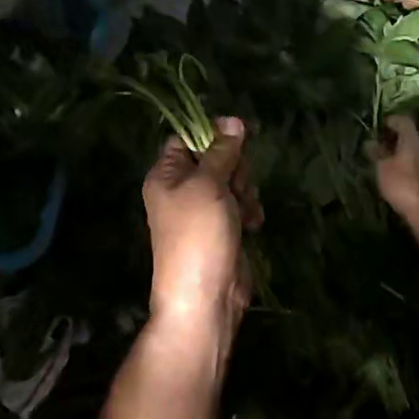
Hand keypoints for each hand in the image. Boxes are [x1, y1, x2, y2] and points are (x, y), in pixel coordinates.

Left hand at [141, 116, 255, 333]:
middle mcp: (181, 188)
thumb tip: (233, 120)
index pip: (187, 138)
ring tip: (244, 211)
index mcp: (166, 174)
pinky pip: (239, 204)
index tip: (238, 138)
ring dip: (245, 191)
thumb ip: (222, 151)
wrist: (204, 298)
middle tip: (236, 186)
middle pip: (215, 157)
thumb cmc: (198, 234)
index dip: (212, 135)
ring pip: (232, 180)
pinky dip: (248, 210)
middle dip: (235, 169)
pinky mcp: (222, 227)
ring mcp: (202, 209)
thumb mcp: (209, 185)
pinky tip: (252, 225)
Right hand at [371, 114, 418, 247]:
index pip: (404, 121)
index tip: (378, 125)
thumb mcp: (382, 167)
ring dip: (398, 151)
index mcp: (412, 141)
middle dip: (393, 137)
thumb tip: (370, 142)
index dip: (391, 120)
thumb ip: (376, 153)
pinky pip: (414, 162)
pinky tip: (393, 171)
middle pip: (408, 135)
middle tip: (376, 142)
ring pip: (411, 150)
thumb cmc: (401, 183)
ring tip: (382, 158)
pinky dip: (403, 162)